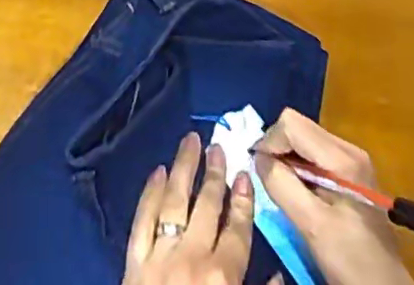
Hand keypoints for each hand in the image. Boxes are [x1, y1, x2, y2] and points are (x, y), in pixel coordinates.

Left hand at [124, 132, 274, 284]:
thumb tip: (280, 277)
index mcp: (222, 277)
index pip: (237, 230)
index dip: (242, 201)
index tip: (244, 173)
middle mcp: (192, 257)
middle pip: (206, 206)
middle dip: (214, 174)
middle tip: (218, 146)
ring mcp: (159, 255)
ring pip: (174, 201)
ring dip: (184, 169)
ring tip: (190, 142)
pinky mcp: (133, 261)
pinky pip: (142, 218)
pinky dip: (150, 192)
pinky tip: (156, 171)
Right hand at [255, 110, 413, 284]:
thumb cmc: (351, 260)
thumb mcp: (312, 225)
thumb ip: (282, 185)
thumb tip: (258, 158)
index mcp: (343, 158)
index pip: (291, 124)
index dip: (270, 142)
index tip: (261, 171)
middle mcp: (348, 149)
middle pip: (297, 128)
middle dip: (277, 149)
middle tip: (269, 180)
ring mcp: (351, 160)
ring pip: (303, 139)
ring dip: (286, 159)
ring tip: (282, 188)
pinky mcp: (349, 173)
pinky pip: (312, 154)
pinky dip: (297, 167)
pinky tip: (298, 192)